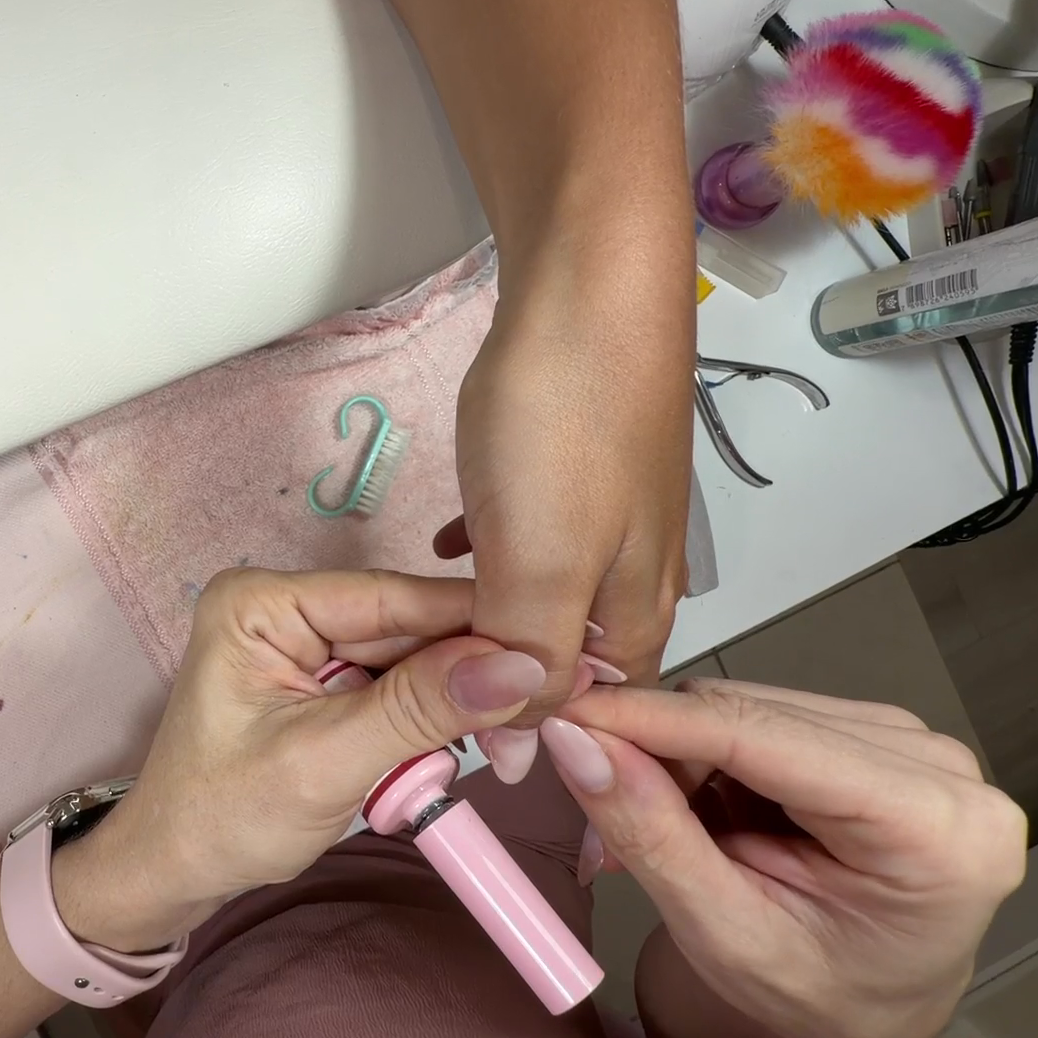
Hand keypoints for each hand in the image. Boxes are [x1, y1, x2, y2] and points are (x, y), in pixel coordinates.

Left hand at [53, 568, 548, 951]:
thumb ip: (418, 710)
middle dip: (473, 668)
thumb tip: (519, 664)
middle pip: (404, 624)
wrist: (175, 869)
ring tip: (520, 733)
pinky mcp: (321, 675)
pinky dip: (433, 715)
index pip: (388, 596)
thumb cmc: (223, 815)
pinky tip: (476, 737)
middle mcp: (285, 605)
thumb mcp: (323, 761)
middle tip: (559, 699)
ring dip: (459, 697)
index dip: (476, 620)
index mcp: (262, 601)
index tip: (560, 644)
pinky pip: (395, 683)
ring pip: (409, 655)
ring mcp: (303, 639)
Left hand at [437, 270, 693, 780]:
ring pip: (531, 596)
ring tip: (415, 623)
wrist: (587, 288)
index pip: (567, 710)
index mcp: (629, 617)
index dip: (500, 725)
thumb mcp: (539, 560)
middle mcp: (624, 578)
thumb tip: (517, 749)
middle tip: (408, 674)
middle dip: (483, 670)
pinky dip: (482, 552)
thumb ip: (527, 655)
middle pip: (548, 656)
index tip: (425, 723)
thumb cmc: (563, 428)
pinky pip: (521, 538)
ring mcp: (596, 520)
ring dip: (476, 614)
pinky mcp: (566, 475)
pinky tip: (448, 545)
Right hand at [544, 678, 1026, 1037]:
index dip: (645, 717)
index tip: (562, 717)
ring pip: (727, 701)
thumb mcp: (720, 931)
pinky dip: (691, 749)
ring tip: (666, 821)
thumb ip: (648, 832)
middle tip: (616, 813)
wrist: (853, 1004)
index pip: (755, 732)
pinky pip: (735, 708)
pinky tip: (696, 801)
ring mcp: (895, 740)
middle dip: (656, 751)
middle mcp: (932, 767)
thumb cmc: (810, 993)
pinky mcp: (854, 730)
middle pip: (737, 710)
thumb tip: (576, 741)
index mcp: (935, 829)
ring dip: (671, 752)